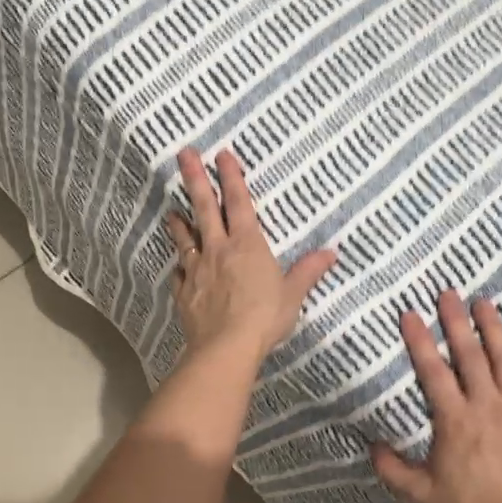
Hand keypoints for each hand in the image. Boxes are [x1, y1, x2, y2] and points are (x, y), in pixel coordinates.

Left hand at [166, 148, 337, 364]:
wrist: (225, 347)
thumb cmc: (264, 318)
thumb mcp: (293, 294)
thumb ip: (307, 272)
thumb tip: (330, 254)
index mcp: (247, 245)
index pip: (239, 202)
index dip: (231, 177)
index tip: (222, 154)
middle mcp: (218, 250)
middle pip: (204, 208)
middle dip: (195, 178)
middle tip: (183, 155)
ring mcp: (197, 270)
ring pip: (186, 238)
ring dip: (179, 222)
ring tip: (172, 210)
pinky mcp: (184, 292)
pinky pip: (180, 274)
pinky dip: (179, 267)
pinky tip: (179, 267)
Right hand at [370, 290, 501, 502]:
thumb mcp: (423, 495)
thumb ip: (394, 469)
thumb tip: (370, 446)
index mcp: (455, 420)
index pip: (433, 372)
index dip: (420, 341)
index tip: (409, 313)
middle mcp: (487, 406)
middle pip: (470, 355)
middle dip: (456, 321)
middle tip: (448, 293)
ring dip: (494, 329)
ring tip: (484, 303)